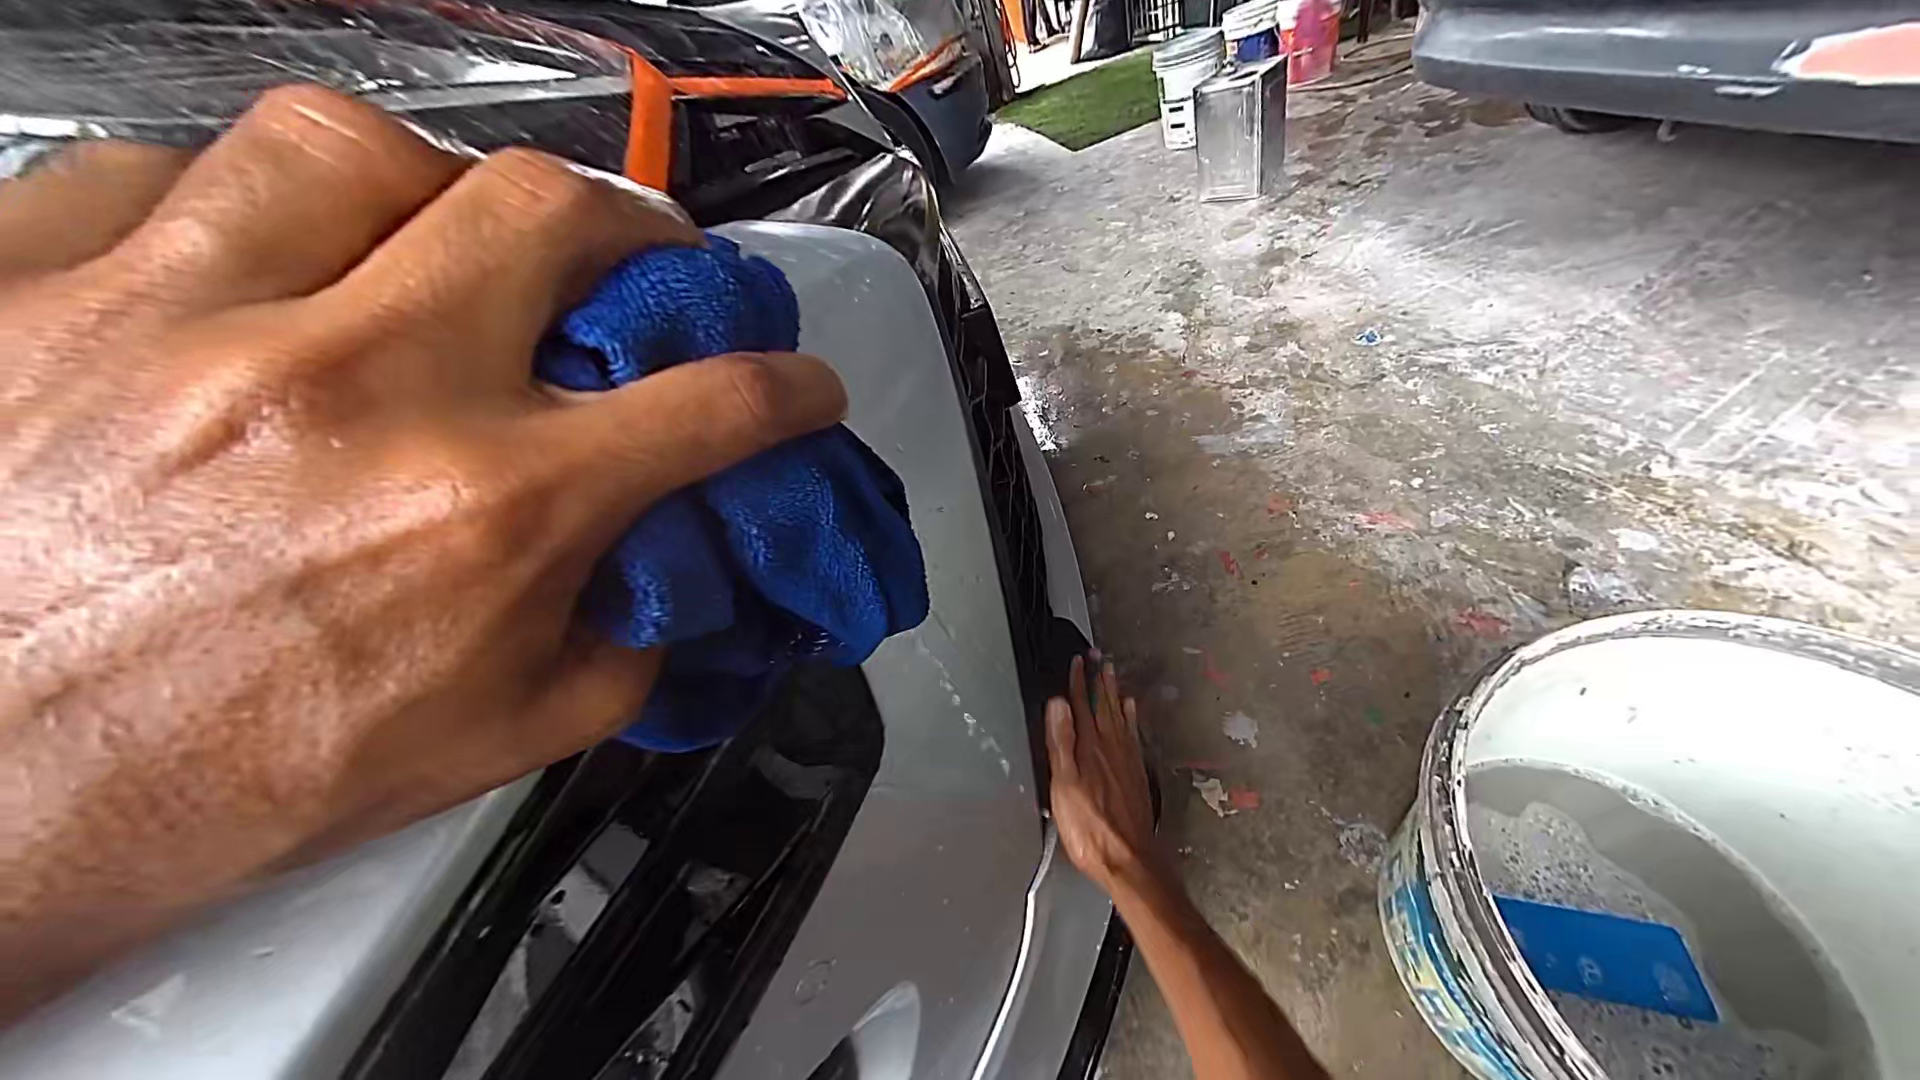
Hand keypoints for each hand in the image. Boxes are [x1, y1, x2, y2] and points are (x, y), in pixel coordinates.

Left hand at [0, 85, 845, 1017]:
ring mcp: (191, 319)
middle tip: (648, 261)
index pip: (713, 408)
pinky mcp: (23, 289)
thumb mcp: (524, 725)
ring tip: (462, 240)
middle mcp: (371, 388)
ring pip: (363, 147)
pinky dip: (255, 208)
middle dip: (640, 227)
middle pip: (555, 213)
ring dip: (453, 190)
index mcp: (502, 509)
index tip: (809, 383)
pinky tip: (275, 270)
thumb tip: (684, 566)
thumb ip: (636, 633)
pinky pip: (170, 174)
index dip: (791, 387)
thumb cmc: (268, 771)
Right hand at [1045, 652, 1159, 895]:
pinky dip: (1129, 717)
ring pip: (1119, 715)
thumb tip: (1058, 703)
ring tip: (1112, 672)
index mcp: (1090, 747)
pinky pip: (1132, 733)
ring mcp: (1126, 759)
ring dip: (1114, 692)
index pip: (1081, 704)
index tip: (1077, 660)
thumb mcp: (1064, 785)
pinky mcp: (1135, 772)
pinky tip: (1130, 710)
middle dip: (1099, 678)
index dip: (1077, 681)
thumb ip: (1061, 741)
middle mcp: (1111, 747)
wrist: (1128, 859)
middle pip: (1103, 704)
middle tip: (1098, 656)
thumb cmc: (1090, 827)